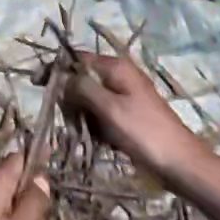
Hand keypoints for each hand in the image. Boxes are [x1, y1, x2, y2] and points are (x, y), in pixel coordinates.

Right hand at [66, 52, 215, 185]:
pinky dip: (98, 125)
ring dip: (85, 116)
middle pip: (82, 79)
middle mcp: (120, 75)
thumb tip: (62, 75)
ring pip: (90, 99)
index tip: (39, 86)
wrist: (179, 162)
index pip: (77, 58)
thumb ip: (82, 87)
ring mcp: (125, 94)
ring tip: (91, 134)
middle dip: (73, 100)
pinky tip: (103, 139)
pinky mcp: (128, 113)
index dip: (58, 70)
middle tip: (73, 121)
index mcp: (116, 66)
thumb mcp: (109, 108)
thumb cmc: (143, 132)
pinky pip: (102, 113)